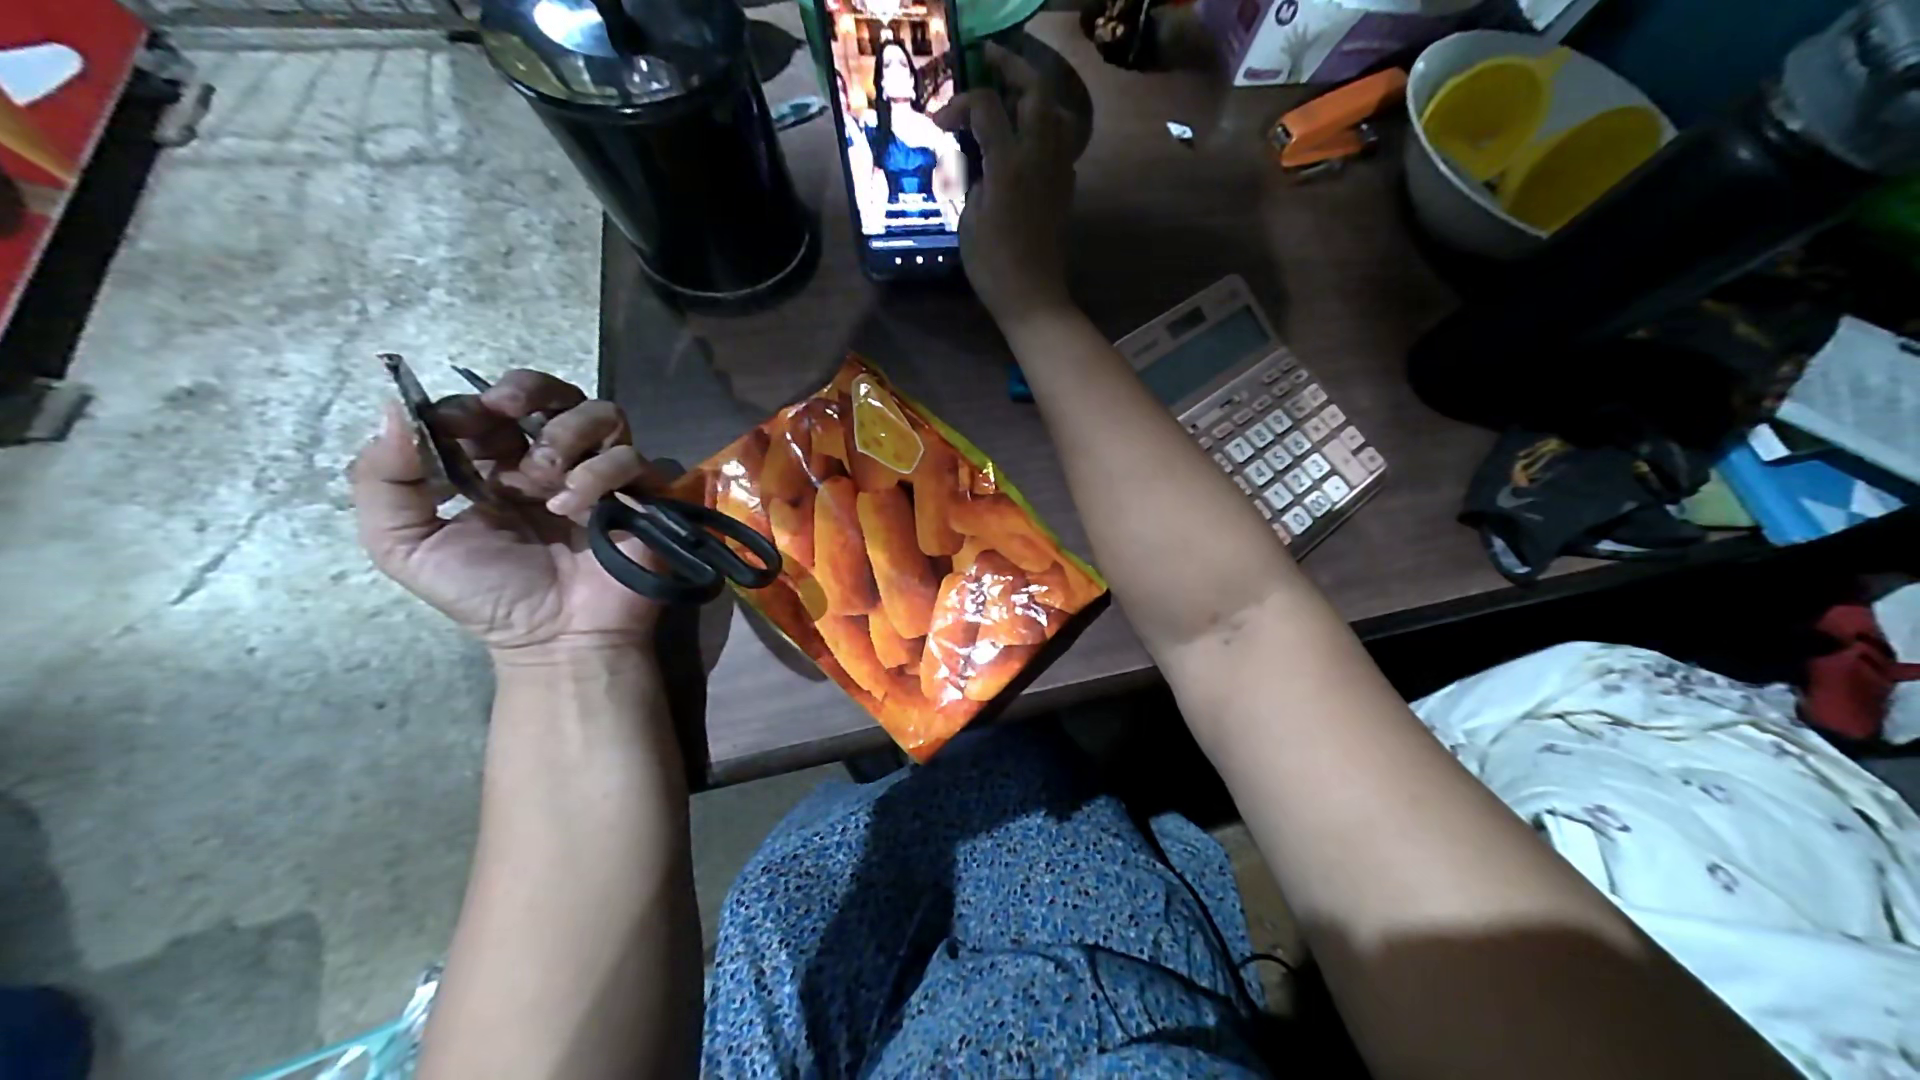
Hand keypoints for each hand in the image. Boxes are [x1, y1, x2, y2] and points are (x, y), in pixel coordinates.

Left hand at [350, 369, 665, 658]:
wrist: (554, 639)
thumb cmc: (486, 596)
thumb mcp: (404, 546)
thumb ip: (383, 481)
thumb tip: (395, 409)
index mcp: (495, 466)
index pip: (488, 407)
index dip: (471, 402)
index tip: (455, 423)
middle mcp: (550, 462)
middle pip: (554, 393)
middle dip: (529, 389)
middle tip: (508, 410)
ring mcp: (600, 476)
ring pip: (603, 415)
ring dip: (566, 434)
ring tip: (543, 478)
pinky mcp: (639, 496)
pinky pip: (631, 459)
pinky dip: (598, 474)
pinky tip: (571, 507)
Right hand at [934, 43, 1077, 327]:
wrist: (1032, 297)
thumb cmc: (992, 265)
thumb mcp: (968, 218)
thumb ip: (972, 176)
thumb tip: (978, 156)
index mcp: (1009, 164)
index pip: (987, 106)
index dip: (960, 104)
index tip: (941, 124)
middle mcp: (1040, 156)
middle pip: (1034, 90)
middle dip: (1011, 70)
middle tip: (990, 63)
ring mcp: (1058, 169)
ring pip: (1056, 111)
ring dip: (1034, 96)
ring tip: (1013, 99)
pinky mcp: (1066, 186)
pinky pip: (1061, 142)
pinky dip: (1044, 128)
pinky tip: (1026, 141)